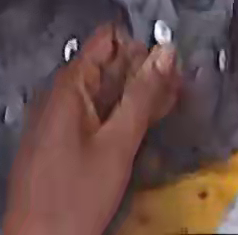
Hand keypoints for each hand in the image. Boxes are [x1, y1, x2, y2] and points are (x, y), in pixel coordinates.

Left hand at [3, 23, 180, 234]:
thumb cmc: (74, 197)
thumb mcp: (117, 145)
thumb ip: (143, 95)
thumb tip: (167, 51)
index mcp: (69, 84)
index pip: (107, 40)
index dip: (139, 43)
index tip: (168, 57)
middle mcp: (61, 92)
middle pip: (108, 66)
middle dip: (144, 70)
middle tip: (178, 81)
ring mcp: (59, 117)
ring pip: (104, 92)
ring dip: (137, 93)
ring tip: (171, 99)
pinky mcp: (61, 141)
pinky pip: (95, 114)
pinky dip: (120, 114)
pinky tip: (145, 121)